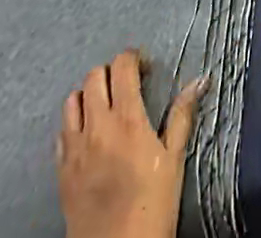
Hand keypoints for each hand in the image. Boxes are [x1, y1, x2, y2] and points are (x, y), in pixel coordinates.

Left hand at [57, 50, 206, 237]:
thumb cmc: (153, 203)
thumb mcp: (173, 158)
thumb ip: (181, 115)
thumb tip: (200, 80)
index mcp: (127, 119)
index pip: (122, 68)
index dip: (133, 58)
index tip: (146, 67)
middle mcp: (96, 126)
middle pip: (94, 77)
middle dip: (112, 72)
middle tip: (129, 84)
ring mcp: (74, 148)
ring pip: (72, 100)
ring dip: (89, 93)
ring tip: (106, 105)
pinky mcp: (60, 168)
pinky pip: (61, 130)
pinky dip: (74, 120)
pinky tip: (90, 133)